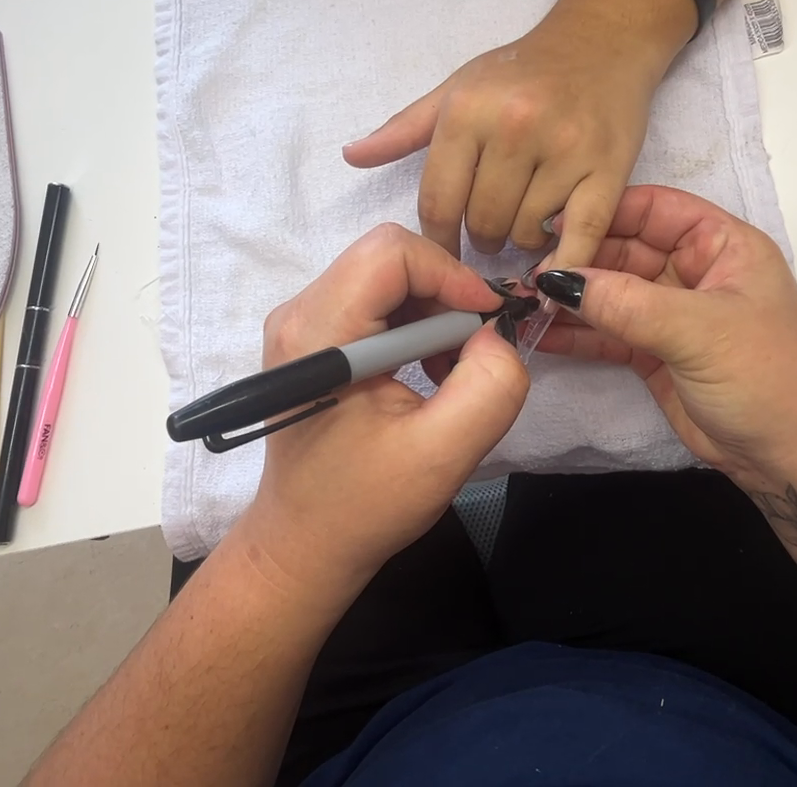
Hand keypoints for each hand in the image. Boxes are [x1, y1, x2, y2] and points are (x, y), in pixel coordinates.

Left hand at [237, 225, 530, 592]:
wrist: (304, 543)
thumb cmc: (363, 506)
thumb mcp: (441, 455)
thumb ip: (488, 387)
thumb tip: (498, 333)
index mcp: (318, 335)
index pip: (390, 253)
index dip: (450, 274)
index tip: (487, 319)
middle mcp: (299, 313)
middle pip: (388, 258)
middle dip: (445, 294)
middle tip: (474, 349)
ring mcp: (302, 322)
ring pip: (387, 275)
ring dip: (434, 311)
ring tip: (451, 369)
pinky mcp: (314, 335)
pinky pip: (376, 299)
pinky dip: (416, 323)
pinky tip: (429, 369)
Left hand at [341, 1, 674, 268]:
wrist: (602, 42)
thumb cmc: (522, 71)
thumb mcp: (456, 90)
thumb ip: (403, 130)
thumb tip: (351, 156)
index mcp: (467, 112)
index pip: (438, 202)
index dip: (438, 238)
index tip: (445, 252)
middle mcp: (514, 129)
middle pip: (482, 223)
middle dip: (482, 237)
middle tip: (492, 228)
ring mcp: (565, 150)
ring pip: (525, 234)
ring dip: (522, 241)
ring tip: (527, 220)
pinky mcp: (608, 170)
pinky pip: (578, 237)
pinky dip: (562, 262)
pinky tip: (552, 273)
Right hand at [530, 185, 796, 490]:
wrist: (791, 461)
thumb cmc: (768, 379)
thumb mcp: (700, 331)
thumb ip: (627, 303)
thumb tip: (558, 282)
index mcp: (721, 245)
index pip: (653, 209)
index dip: (604, 212)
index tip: (552, 224)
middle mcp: (693, 270)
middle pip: (622, 249)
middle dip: (577, 261)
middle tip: (528, 275)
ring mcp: (669, 312)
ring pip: (608, 292)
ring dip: (569, 299)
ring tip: (523, 303)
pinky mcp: (651, 351)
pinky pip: (604, 332)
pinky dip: (573, 333)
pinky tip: (539, 332)